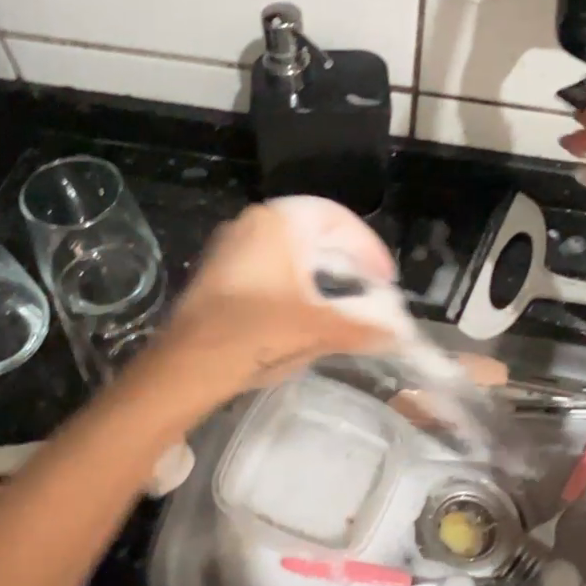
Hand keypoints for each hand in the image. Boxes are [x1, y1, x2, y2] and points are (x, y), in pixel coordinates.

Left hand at [155, 197, 397, 395]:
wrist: (186, 367)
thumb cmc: (256, 335)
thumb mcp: (319, 330)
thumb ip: (364, 327)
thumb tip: (399, 333)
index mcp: (278, 223)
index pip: (338, 219)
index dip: (369, 249)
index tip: (385, 281)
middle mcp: (252, 224)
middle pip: (313, 233)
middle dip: (346, 262)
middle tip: (369, 292)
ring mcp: (229, 248)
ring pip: (289, 252)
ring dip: (320, 275)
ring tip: (343, 306)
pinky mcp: (217, 275)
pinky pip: (267, 269)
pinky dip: (294, 285)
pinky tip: (305, 315)